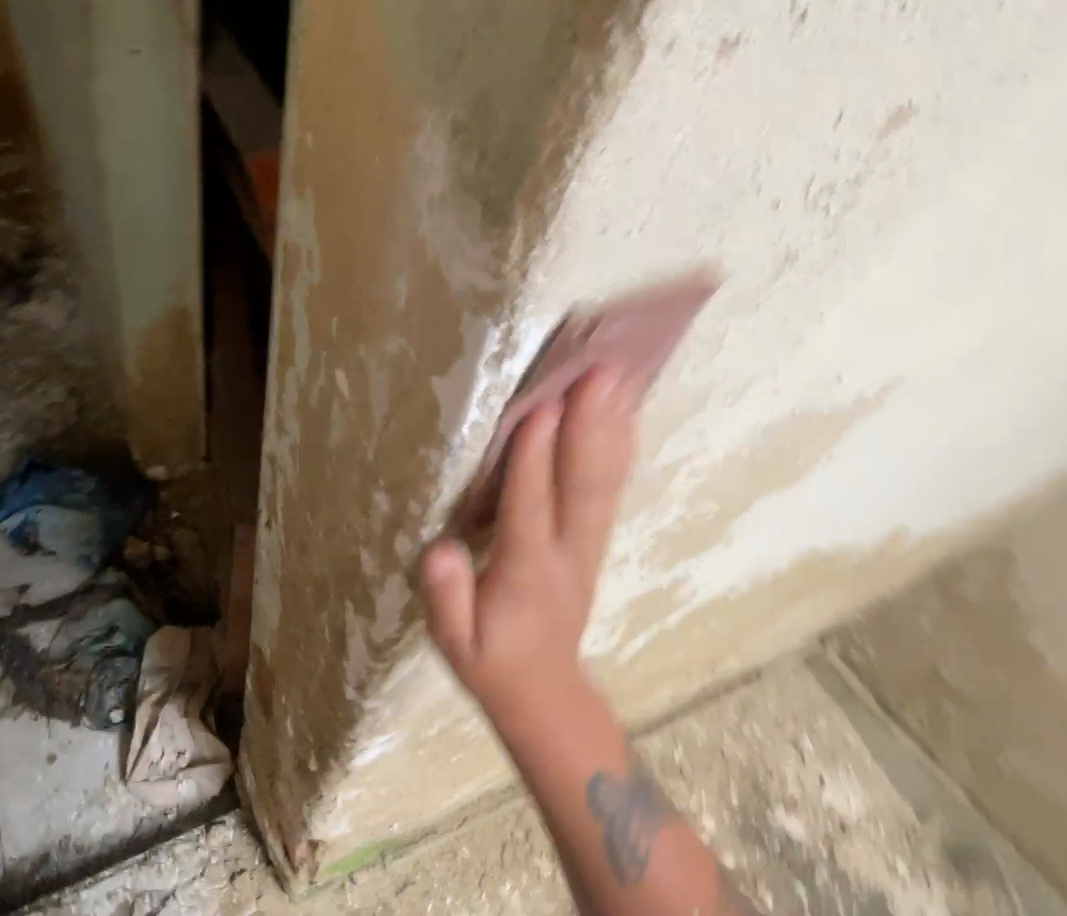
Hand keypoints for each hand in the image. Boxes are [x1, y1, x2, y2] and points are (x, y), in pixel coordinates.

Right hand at [420, 369, 640, 714]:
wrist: (543, 692)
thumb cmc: (489, 660)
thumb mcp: (454, 642)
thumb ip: (447, 597)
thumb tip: (441, 550)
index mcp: (525, 571)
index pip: (529, 506)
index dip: (534, 458)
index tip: (542, 409)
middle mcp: (565, 551)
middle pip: (581, 483)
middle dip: (589, 425)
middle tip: (601, 374)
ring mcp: (586, 545)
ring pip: (604, 481)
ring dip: (612, 427)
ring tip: (622, 380)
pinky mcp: (593, 542)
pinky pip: (609, 490)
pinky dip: (619, 449)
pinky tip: (625, 415)